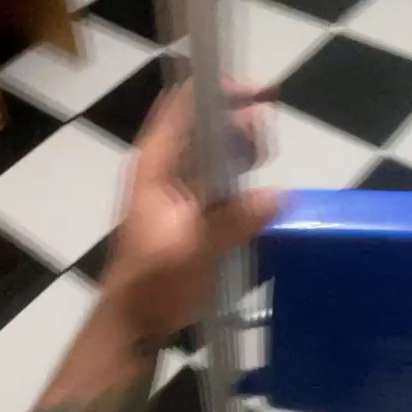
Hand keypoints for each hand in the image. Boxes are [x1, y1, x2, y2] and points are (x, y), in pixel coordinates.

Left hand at [101, 79, 280, 341]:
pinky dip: (239, 177)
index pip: (183, 105)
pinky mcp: (189, 210)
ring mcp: (176, 188)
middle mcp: (165, 168)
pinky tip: (257, 193)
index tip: (259, 94)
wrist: (134, 320)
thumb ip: (232, 220)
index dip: (219, 91)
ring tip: (263, 162)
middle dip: (239, 122)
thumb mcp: (192, 250)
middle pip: (204, 123)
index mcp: (156, 164)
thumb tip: (277, 196)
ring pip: (213, 150)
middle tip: (266, 145)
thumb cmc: (152, 282)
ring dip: (242, 149)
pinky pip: (219, 180)